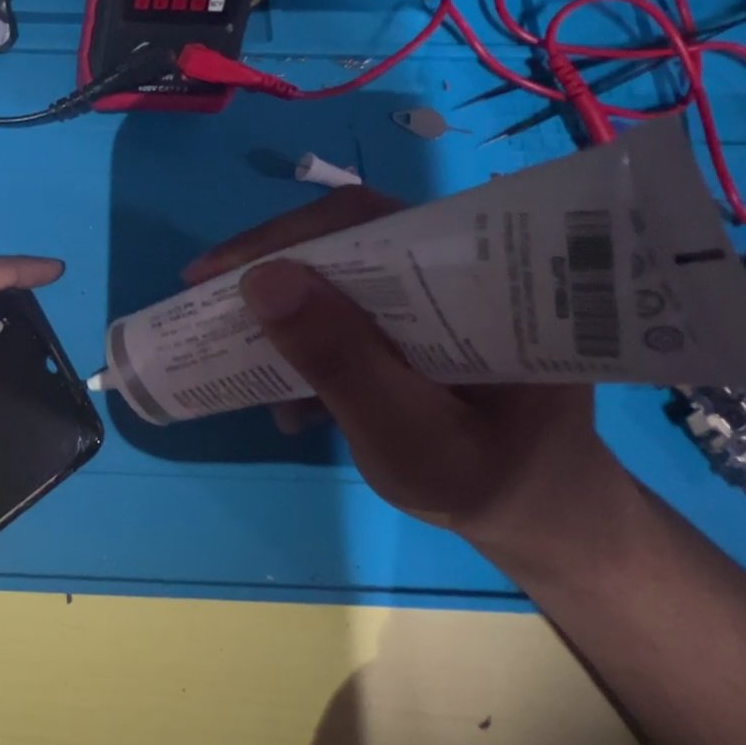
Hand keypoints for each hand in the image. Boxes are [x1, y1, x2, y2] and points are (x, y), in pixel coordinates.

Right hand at [185, 188, 617, 542]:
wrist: (540, 520)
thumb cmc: (489, 483)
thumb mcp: (408, 436)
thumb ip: (342, 362)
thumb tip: (261, 281)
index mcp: (480, 280)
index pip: (373, 223)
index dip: (285, 236)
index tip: (217, 270)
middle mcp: (457, 269)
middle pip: (345, 238)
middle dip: (269, 268)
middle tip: (205, 297)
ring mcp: (433, 295)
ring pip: (338, 271)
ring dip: (280, 306)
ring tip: (235, 347)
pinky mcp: (413, 322)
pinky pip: (344, 308)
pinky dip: (301, 338)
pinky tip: (285, 391)